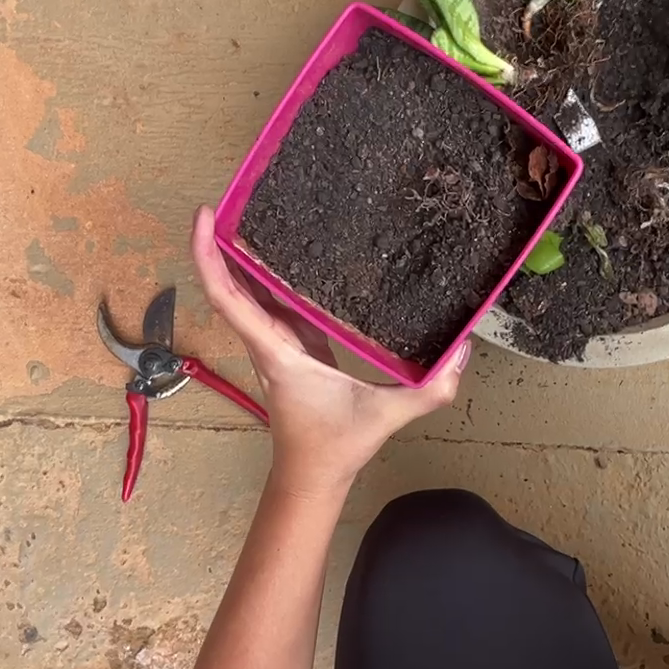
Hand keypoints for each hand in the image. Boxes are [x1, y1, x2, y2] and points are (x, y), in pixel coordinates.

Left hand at [190, 206, 467, 488]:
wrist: (312, 474)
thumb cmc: (335, 446)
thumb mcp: (386, 415)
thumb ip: (428, 389)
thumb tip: (463, 350)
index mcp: (278, 351)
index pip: (229, 298)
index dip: (209, 256)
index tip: (204, 216)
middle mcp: (268, 341)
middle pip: (229, 285)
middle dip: (218, 240)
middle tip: (230, 194)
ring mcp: (276, 343)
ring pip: (245, 292)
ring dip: (237, 255)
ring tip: (248, 210)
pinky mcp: (290, 345)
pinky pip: (268, 302)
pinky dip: (263, 274)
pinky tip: (281, 251)